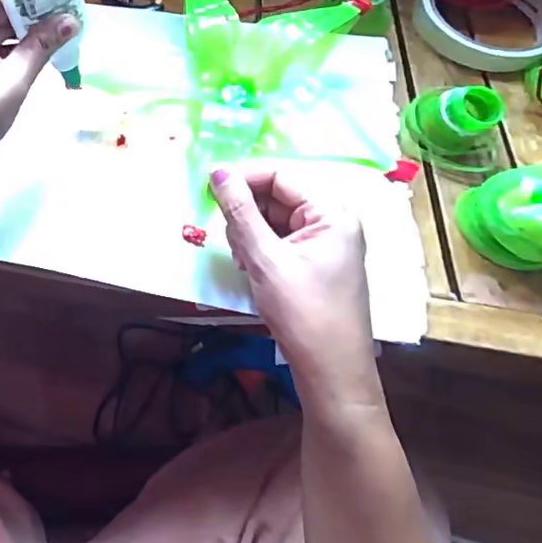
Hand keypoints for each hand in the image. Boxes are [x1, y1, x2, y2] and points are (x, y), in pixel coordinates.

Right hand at [210, 161, 382, 411]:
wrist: (330, 371)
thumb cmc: (303, 311)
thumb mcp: (264, 257)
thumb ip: (239, 210)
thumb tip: (218, 171)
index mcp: (331, 214)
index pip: (280, 176)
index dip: (243, 179)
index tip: (210, 188)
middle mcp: (330, 223)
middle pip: (274, 197)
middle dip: (245, 214)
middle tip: (230, 239)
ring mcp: (321, 244)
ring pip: (269, 219)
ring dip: (247, 234)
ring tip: (243, 260)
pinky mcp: (310, 263)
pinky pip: (275, 240)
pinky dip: (256, 249)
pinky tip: (249, 267)